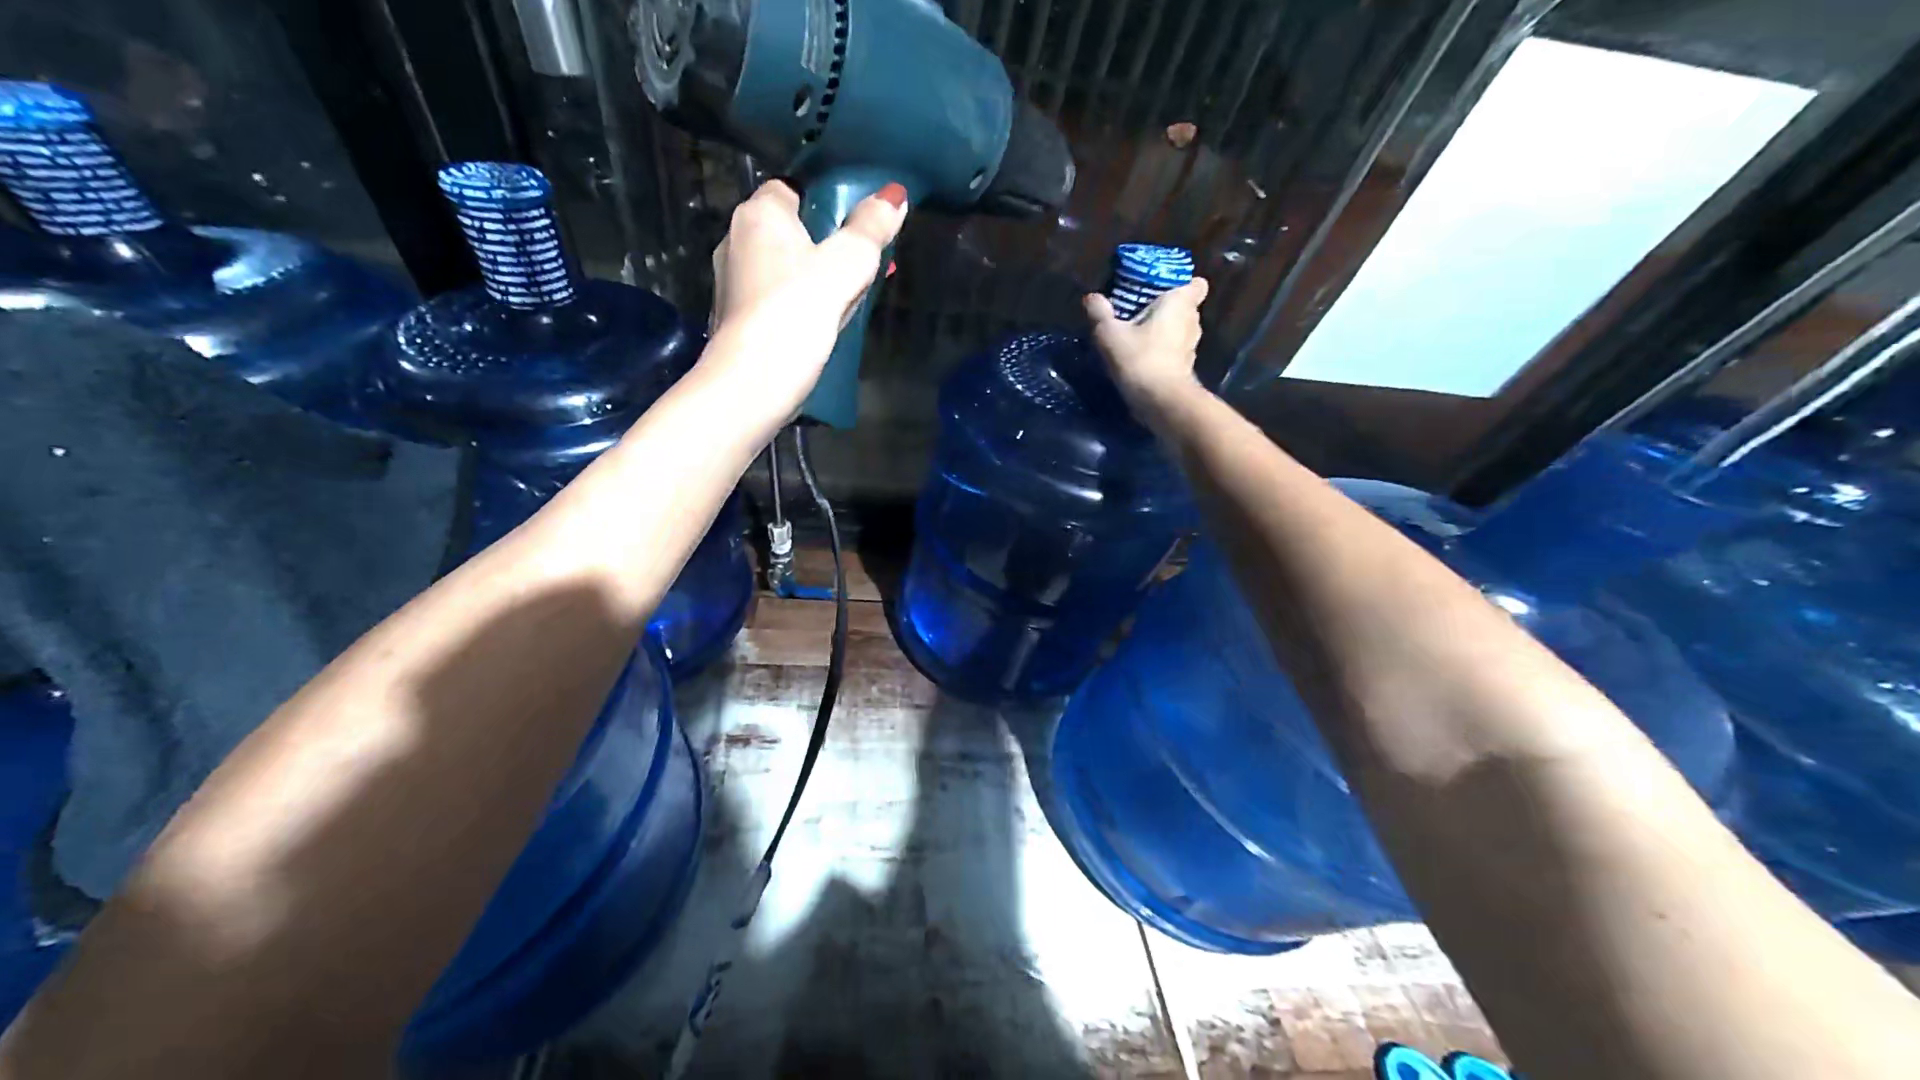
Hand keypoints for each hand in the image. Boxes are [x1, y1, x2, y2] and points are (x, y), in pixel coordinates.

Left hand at [696, 178, 907, 428]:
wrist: (753, 381)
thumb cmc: (798, 311)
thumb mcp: (848, 264)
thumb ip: (871, 228)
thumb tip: (894, 195)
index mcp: (758, 213)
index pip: (793, 188)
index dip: (826, 201)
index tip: (856, 225)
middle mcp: (735, 239)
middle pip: (789, 231)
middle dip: (825, 246)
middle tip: (862, 266)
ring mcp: (730, 282)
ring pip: (782, 268)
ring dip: (812, 278)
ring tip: (849, 298)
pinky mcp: (734, 318)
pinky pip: (774, 298)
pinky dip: (797, 304)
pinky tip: (820, 325)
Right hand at [1084, 278, 1210, 424]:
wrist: (1160, 401)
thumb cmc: (1139, 358)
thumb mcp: (1109, 334)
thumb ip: (1100, 313)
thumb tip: (1091, 297)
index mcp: (1180, 303)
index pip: (1197, 284)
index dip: (1184, 284)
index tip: (1163, 289)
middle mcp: (1192, 321)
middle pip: (1186, 307)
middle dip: (1168, 307)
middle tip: (1143, 310)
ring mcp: (1191, 347)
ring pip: (1181, 330)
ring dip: (1165, 331)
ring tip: (1141, 334)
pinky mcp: (1185, 368)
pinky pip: (1176, 351)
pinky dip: (1164, 351)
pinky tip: (1143, 357)